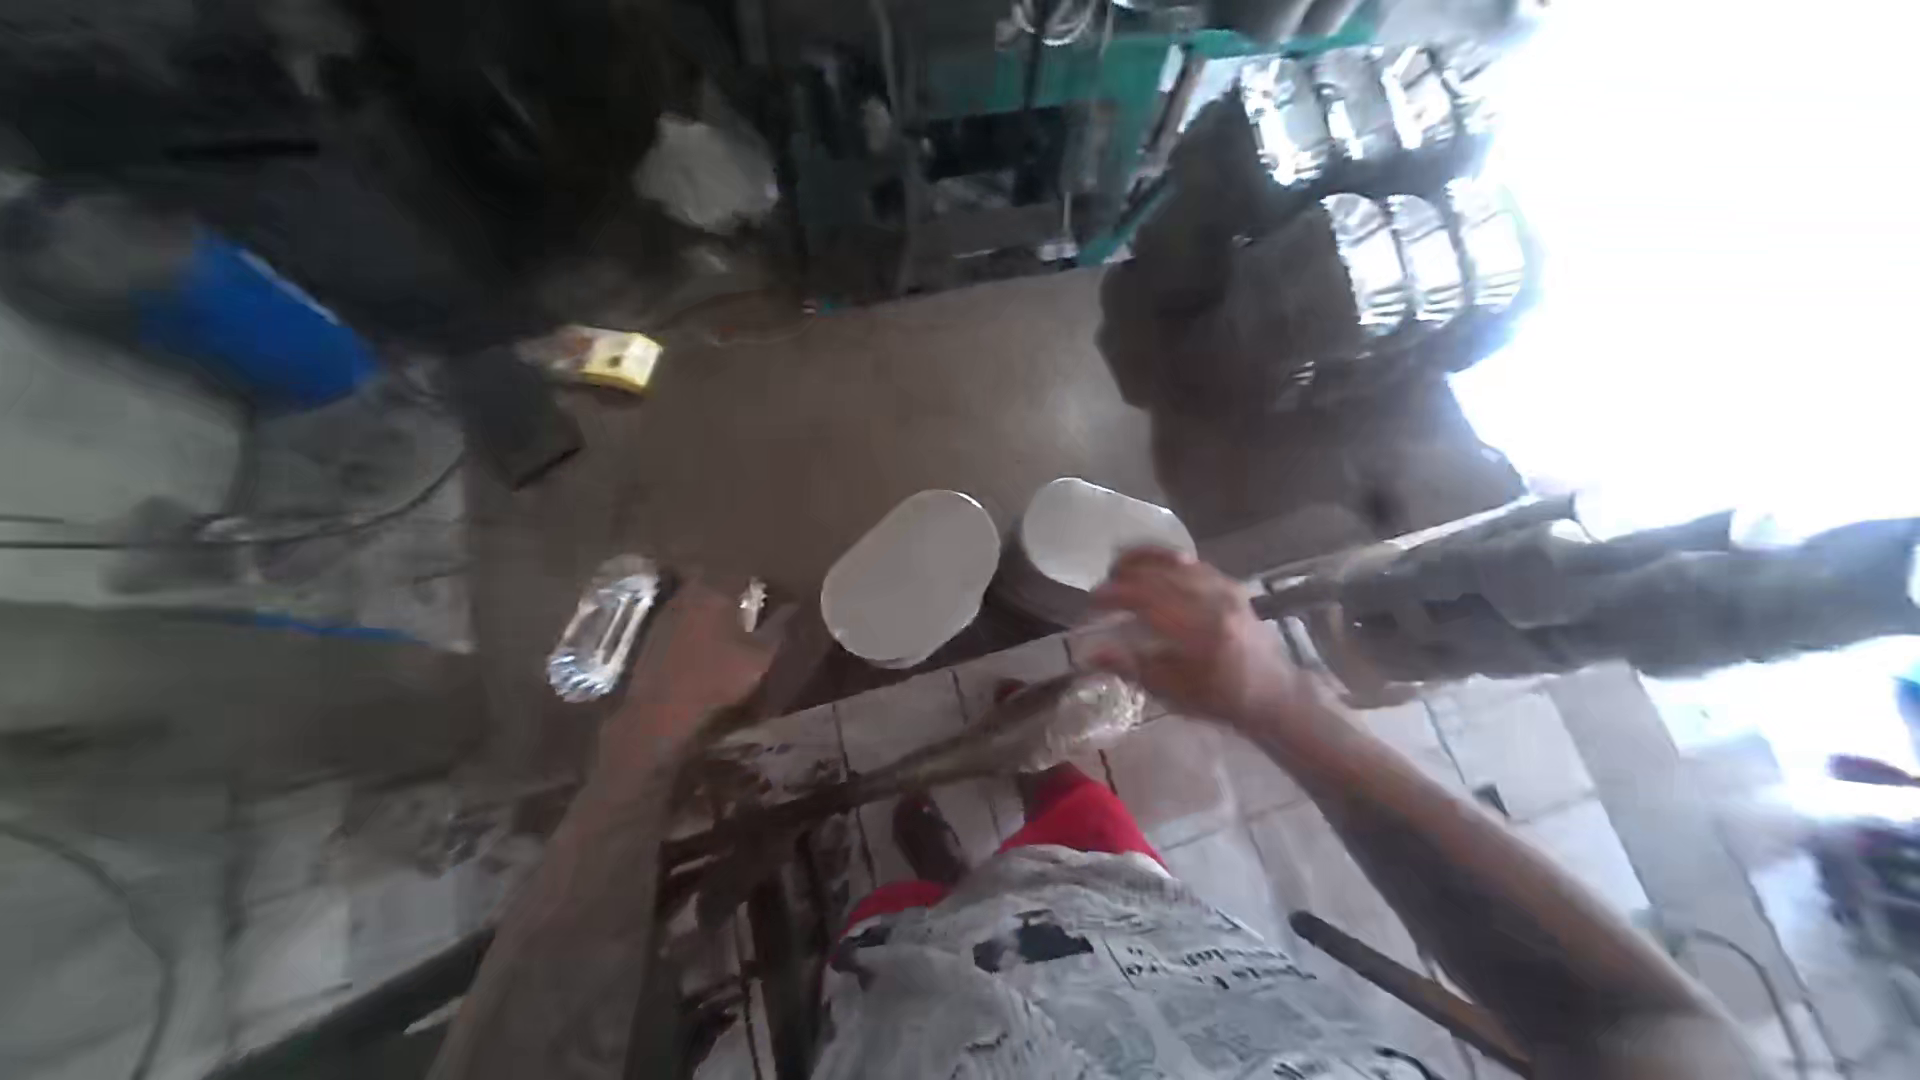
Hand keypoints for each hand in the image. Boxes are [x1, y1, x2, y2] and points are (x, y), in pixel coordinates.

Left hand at [600, 574, 780, 763]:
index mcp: (718, 592)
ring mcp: (668, 611)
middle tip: (749, 597)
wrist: (662, 709)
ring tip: (728, 615)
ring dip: (711, 599)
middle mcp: (690, 593)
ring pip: (695, 593)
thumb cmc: (717, 678)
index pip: (742, 571)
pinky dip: (694, 617)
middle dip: (732, 583)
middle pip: (714, 577)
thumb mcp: (760, 656)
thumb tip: (795, 606)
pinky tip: (703, 634)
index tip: (771, 588)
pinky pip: (681, 612)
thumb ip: (779, 626)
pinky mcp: (654, 630)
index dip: (758, 578)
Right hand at [1089, 548, 1314, 728]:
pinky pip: (1192, 563)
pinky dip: (1166, 560)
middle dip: (1124, 575)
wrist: (1273, 694)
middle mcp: (1215, 602)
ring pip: (1175, 560)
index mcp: (1200, 631)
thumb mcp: (1172, 692)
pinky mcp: (1231, 585)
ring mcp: (1226, 589)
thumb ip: (1131, 667)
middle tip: (1103, 588)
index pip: (1148, 598)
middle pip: (1159, 573)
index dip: (1115, 594)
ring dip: (1143, 561)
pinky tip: (1150, 568)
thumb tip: (1091, 653)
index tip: (1094, 601)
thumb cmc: (1220, 700)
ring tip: (1119, 570)